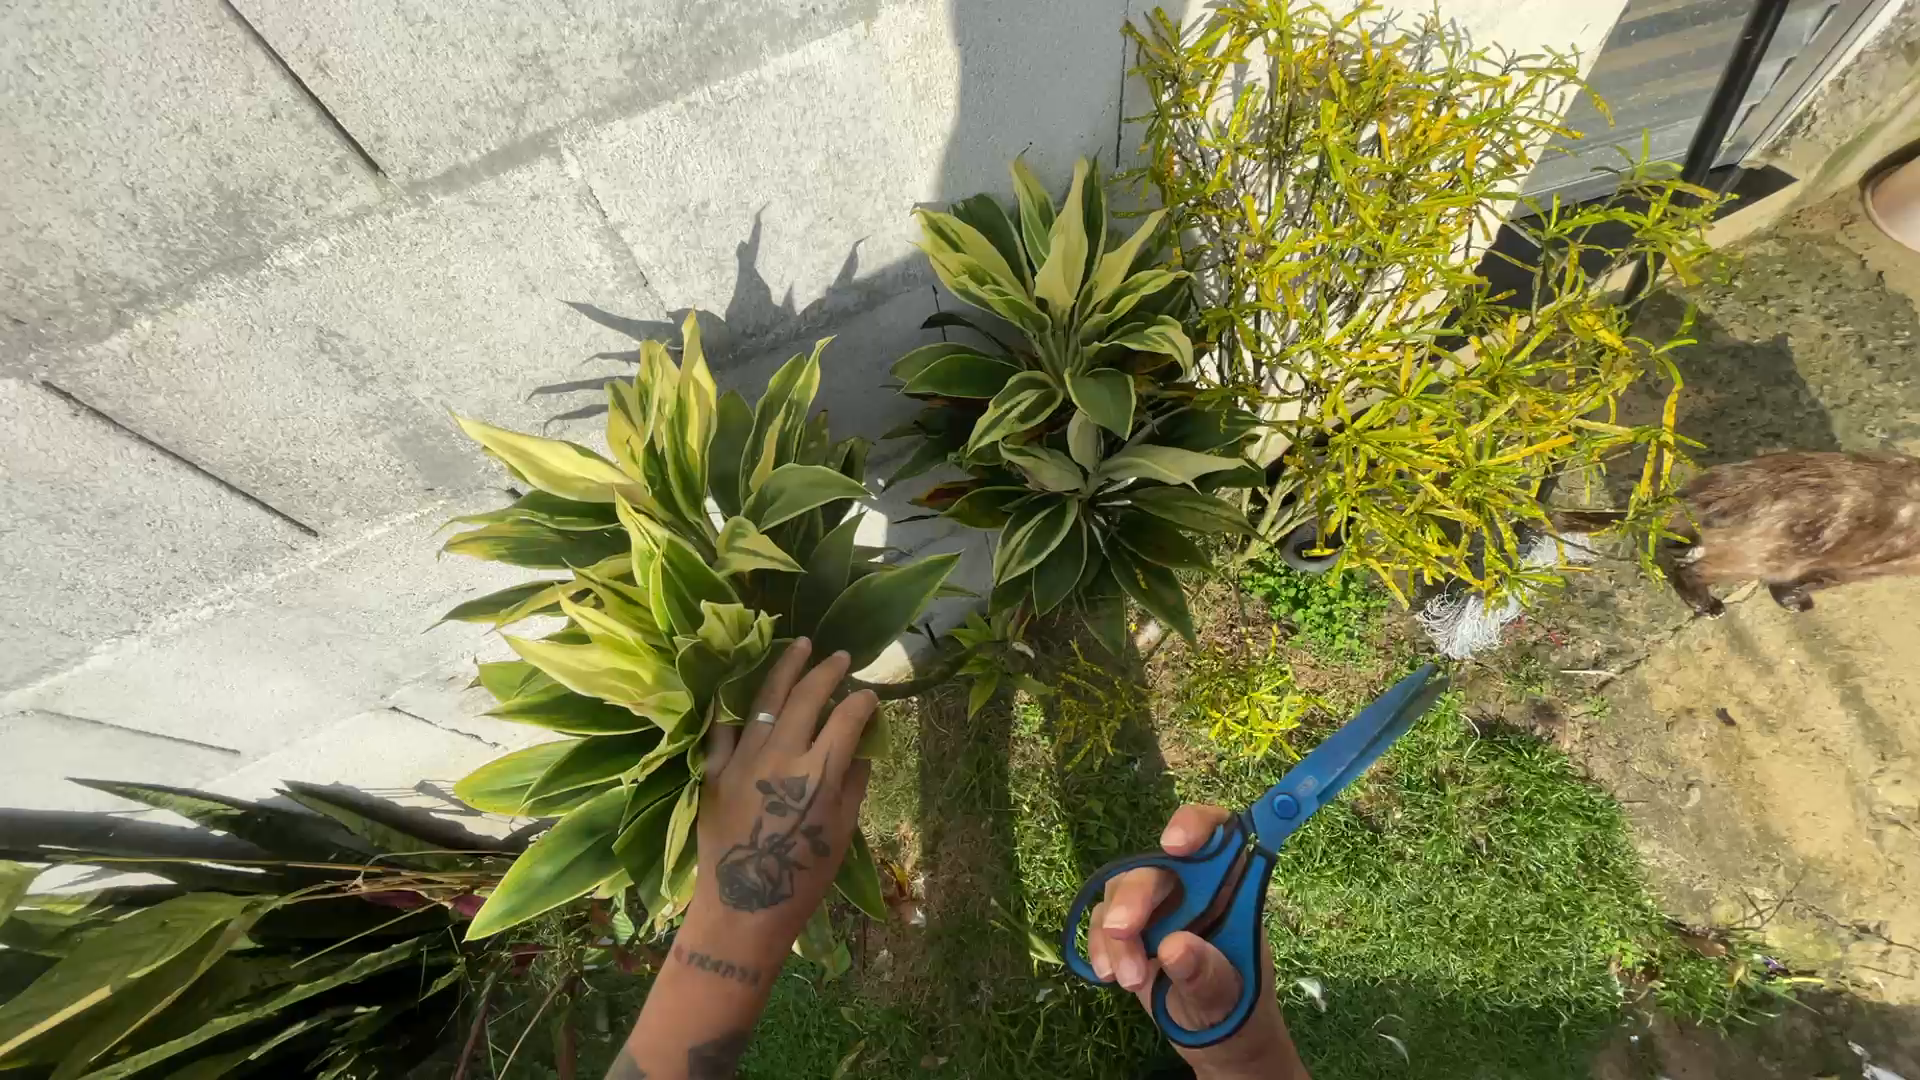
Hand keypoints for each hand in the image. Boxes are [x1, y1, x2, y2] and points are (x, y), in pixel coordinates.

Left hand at [687, 639, 875, 965]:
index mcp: (819, 774)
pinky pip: (722, 727)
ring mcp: (742, 760)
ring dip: (786, 668)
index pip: (848, 718)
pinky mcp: (713, 772)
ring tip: (799, 645)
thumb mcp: (842, 832)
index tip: (870, 696)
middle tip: (841, 656)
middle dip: (829, 670)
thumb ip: (854, 781)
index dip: (864, 702)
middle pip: (808, 696)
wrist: (740, 914)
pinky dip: (734, 703)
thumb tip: (860, 744)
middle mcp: (780, 756)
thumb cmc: (802, 881)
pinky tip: (744, 683)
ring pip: (765, 698)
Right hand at [1087, 804, 1307, 1079]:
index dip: (1195, 826)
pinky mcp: (1128, 926)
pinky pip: (1102, 919)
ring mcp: (1156, 904)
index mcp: (1229, 889)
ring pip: (1123, 889)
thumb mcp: (1231, 1001)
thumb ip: (1207, 975)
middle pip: (1157, 866)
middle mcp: (1190, 886)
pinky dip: (1098, 943)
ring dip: (1116, 931)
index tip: (1174, 846)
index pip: (1217, 834)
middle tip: (1122, 932)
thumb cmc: (1238, 1013)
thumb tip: (1174, 947)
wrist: (1216, 1044)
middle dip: (1135, 895)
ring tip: (1128, 980)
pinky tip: (1105, 974)